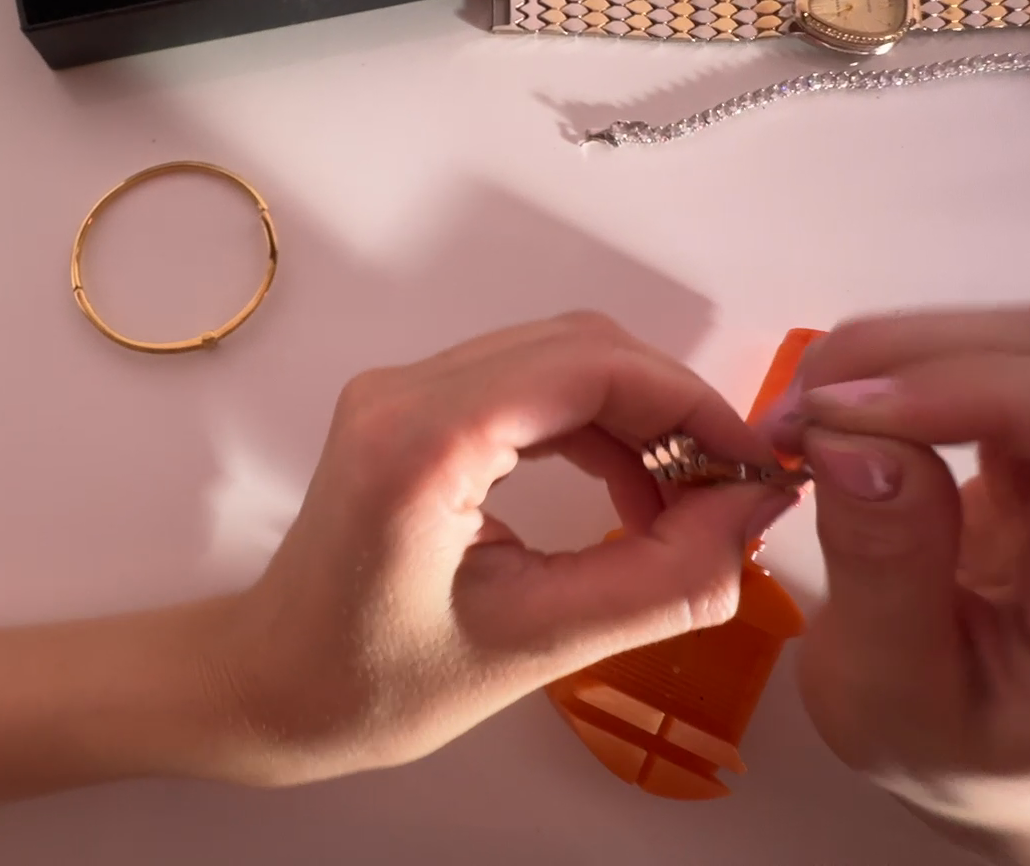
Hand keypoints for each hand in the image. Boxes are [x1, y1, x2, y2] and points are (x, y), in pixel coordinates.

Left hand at [204, 312, 796, 785]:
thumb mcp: (538, 644)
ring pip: (547, 359)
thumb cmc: (380, 681)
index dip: (688, 403)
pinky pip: (514, 386)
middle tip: (722, 490)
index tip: (754, 468)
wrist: (276, 676)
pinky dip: (581, 423)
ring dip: (627, 416)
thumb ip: (666, 578)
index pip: (586, 366)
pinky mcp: (401, 407)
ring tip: (675, 502)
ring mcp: (395, 390)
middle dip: (665, 408)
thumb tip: (752, 506)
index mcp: (420, 440)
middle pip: (572, 348)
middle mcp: (400, 389)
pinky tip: (619, 485)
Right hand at [770, 302, 1029, 862]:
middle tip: (795, 417)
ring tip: (802, 415)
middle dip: (917, 358)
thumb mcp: (890, 695)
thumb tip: (849, 437)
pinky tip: (835, 410)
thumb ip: (882, 572)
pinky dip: (892, 362)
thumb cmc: (953, 746)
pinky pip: (991, 351)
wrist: (1000, 752)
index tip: (837, 416)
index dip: (997, 394)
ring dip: (893, 352)